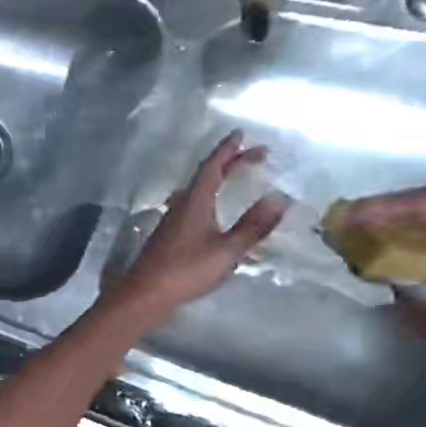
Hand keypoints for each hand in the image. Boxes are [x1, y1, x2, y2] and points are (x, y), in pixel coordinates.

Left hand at [119, 131, 288, 313]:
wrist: (145, 292)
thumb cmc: (186, 270)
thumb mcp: (227, 250)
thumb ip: (254, 225)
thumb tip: (280, 197)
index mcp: (195, 201)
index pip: (212, 166)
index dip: (228, 149)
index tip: (242, 134)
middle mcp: (181, 204)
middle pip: (205, 175)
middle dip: (229, 161)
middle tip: (255, 154)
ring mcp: (172, 219)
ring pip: (198, 190)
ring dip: (219, 179)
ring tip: (237, 175)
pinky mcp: (169, 234)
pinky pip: (193, 204)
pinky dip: (210, 197)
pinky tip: (216, 210)